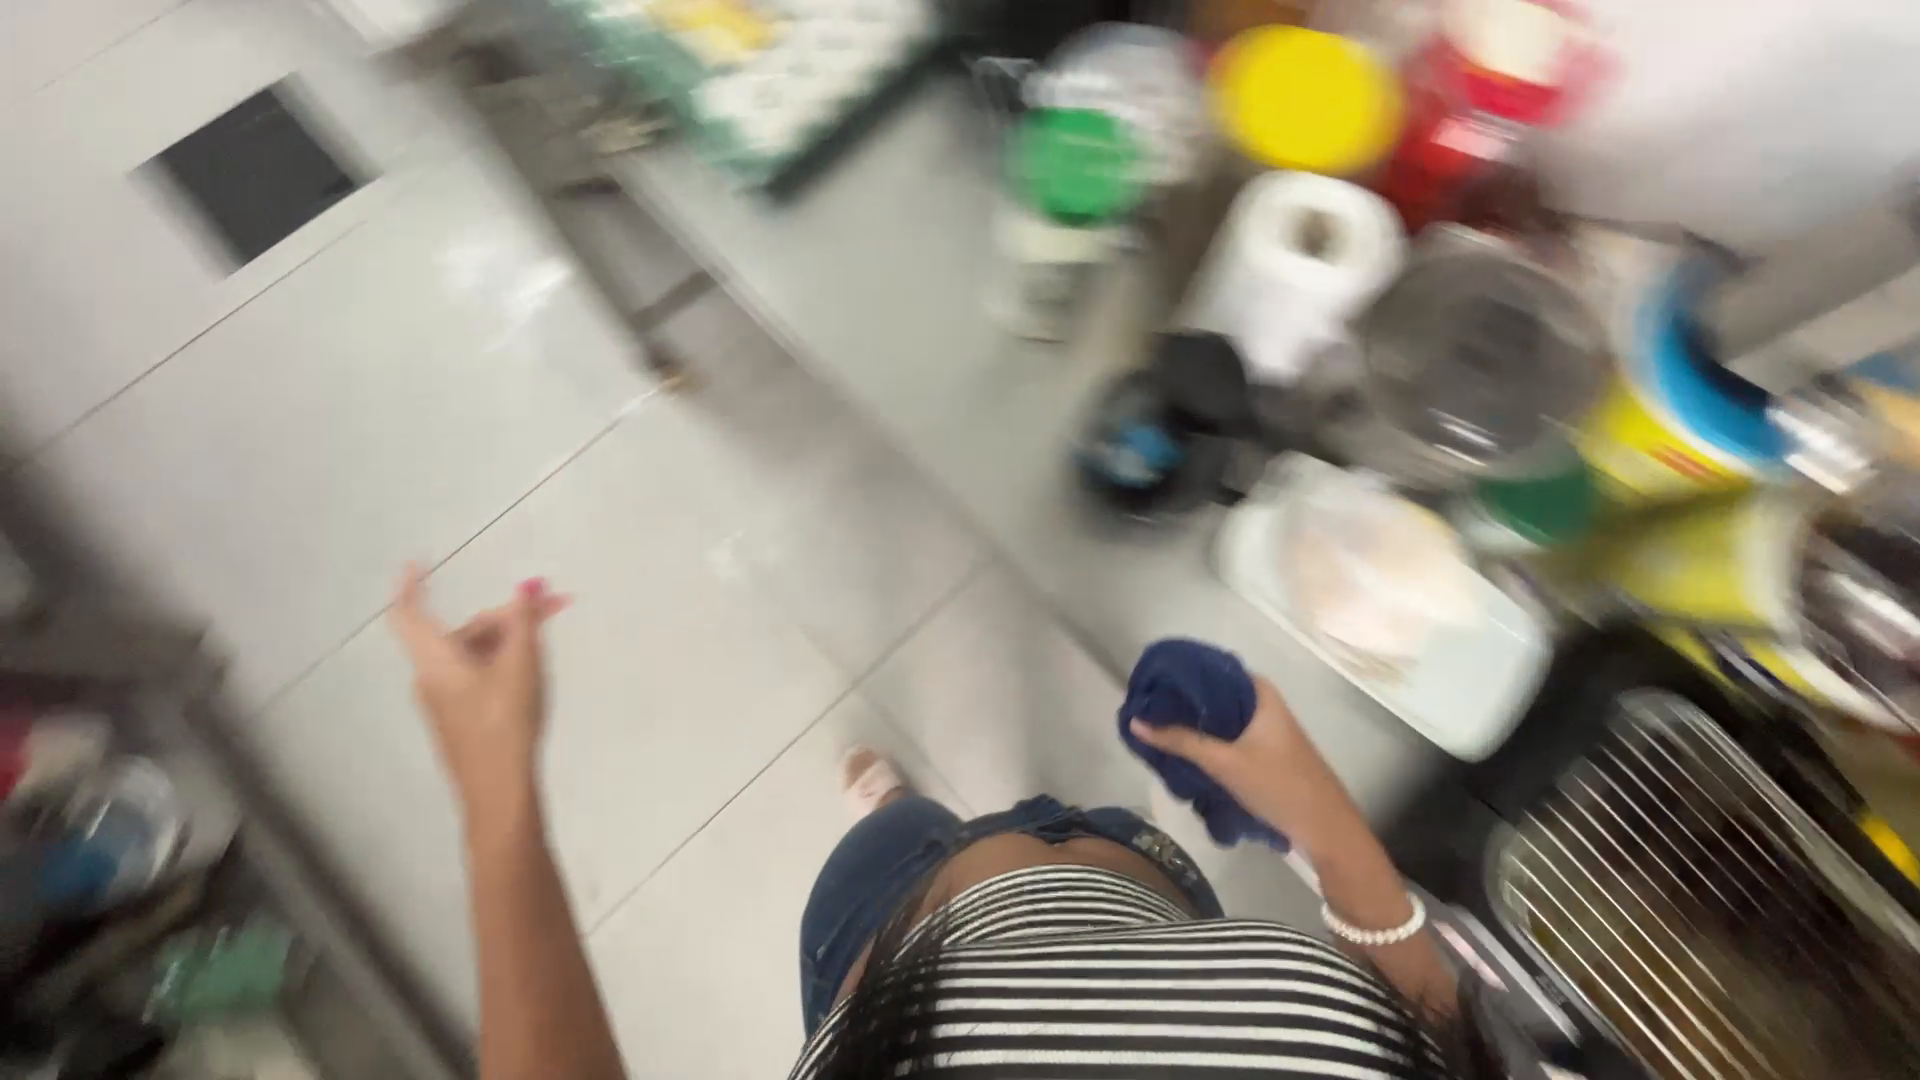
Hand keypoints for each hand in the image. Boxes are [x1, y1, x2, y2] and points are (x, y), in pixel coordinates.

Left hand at [388, 564, 568, 822]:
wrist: (497, 786)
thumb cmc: (505, 720)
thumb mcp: (521, 664)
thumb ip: (524, 621)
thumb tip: (527, 585)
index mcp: (436, 660)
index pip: (409, 613)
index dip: (411, 585)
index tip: (418, 562)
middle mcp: (432, 676)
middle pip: (464, 631)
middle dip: (507, 614)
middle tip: (554, 606)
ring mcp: (445, 699)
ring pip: (475, 653)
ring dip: (511, 637)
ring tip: (552, 640)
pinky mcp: (461, 715)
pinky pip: (479, 673)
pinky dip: (506, 659)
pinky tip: (535, 669)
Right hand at [1128, 676, 1356, 851]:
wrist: (1328, 830)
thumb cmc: (1280, 785)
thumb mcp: (1224, 763)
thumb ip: (1180, 741)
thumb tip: (1137, 722)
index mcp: (1260, 693)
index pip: (1211, 669)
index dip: (1180, 674)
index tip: (1150, 683)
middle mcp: (1264, 703)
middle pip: (1214, 694)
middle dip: (1182, 702)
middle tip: (1147, 708)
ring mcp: (1267, 728)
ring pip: (1221, 717)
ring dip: (1194, 723)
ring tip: (1159, 727)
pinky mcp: (1267, 751)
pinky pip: (1229, 735)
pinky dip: (1208, 739)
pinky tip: (1185, 749)